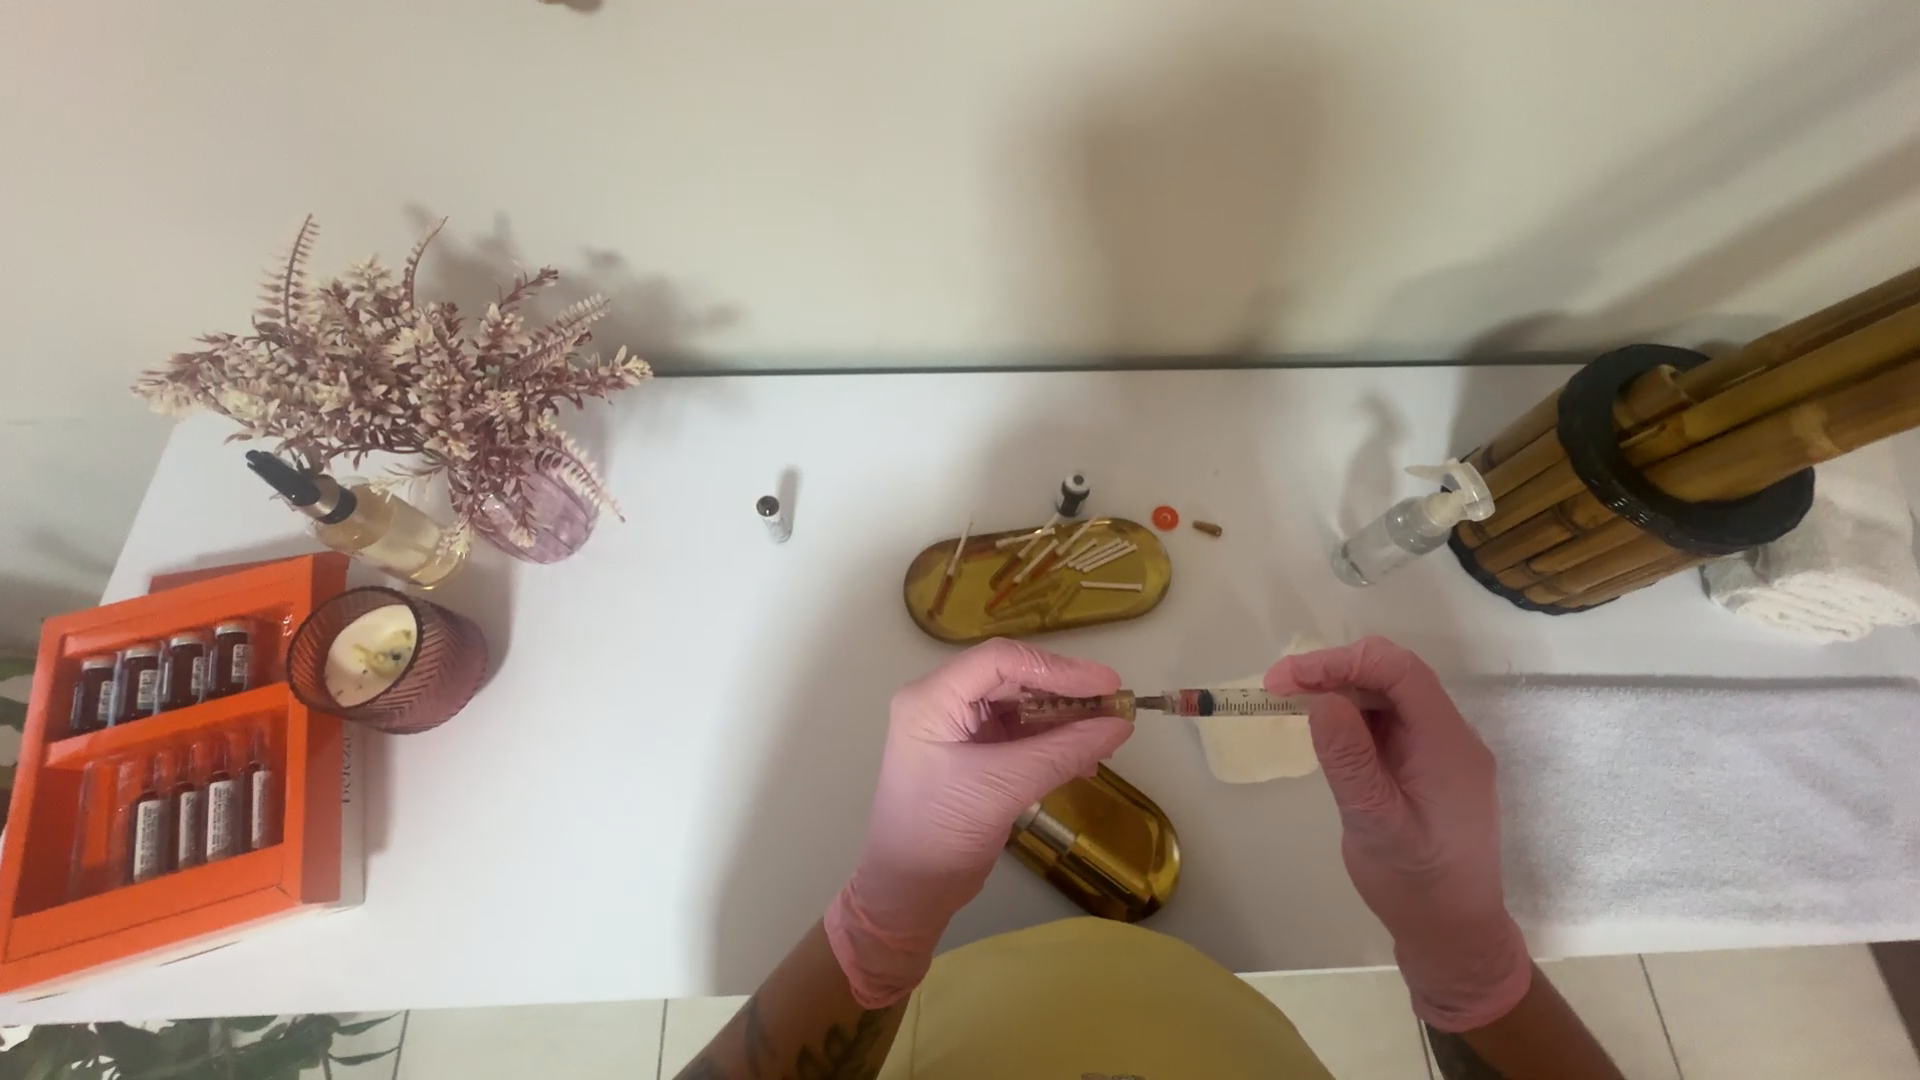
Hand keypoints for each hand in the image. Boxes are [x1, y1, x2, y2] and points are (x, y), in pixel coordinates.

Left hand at [826, 638, 1134, 1006]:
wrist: (909, 893)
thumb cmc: (940, 834)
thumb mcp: (1003, 789)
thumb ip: (1063, 752)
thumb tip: (1121, 724)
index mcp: (933, 697)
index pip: (1001, 660)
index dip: (1058, 668)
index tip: (1106, 683)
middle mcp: (942, 699)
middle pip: (1012, 678)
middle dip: (1065, 692)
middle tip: (1114, 705)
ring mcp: (958, 724)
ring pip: (1020, 704)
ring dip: (1063, 718)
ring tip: (1106, 735)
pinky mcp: (974, 749)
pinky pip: (1020, 731)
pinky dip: (1053, 741)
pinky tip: (1084, 757)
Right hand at [1266, 636, 1529, 1031]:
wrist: (1451, 932)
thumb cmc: (1414, 884)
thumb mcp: (1375, 825)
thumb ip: (1350, 760)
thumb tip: (1320, 698)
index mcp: (1447, 746)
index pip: (1400, 672)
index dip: (1340, 662)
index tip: (1287, 679)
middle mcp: (1447, 735)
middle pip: (1391, 673)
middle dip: (1331, 669)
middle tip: (1278, 688)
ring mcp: (1434, 746)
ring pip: (1383, 690)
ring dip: (1334, 686)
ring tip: (1286, 700)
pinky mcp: (1418, 759)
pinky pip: (1381, 716)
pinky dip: (1344, 709)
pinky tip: (1316, 723)